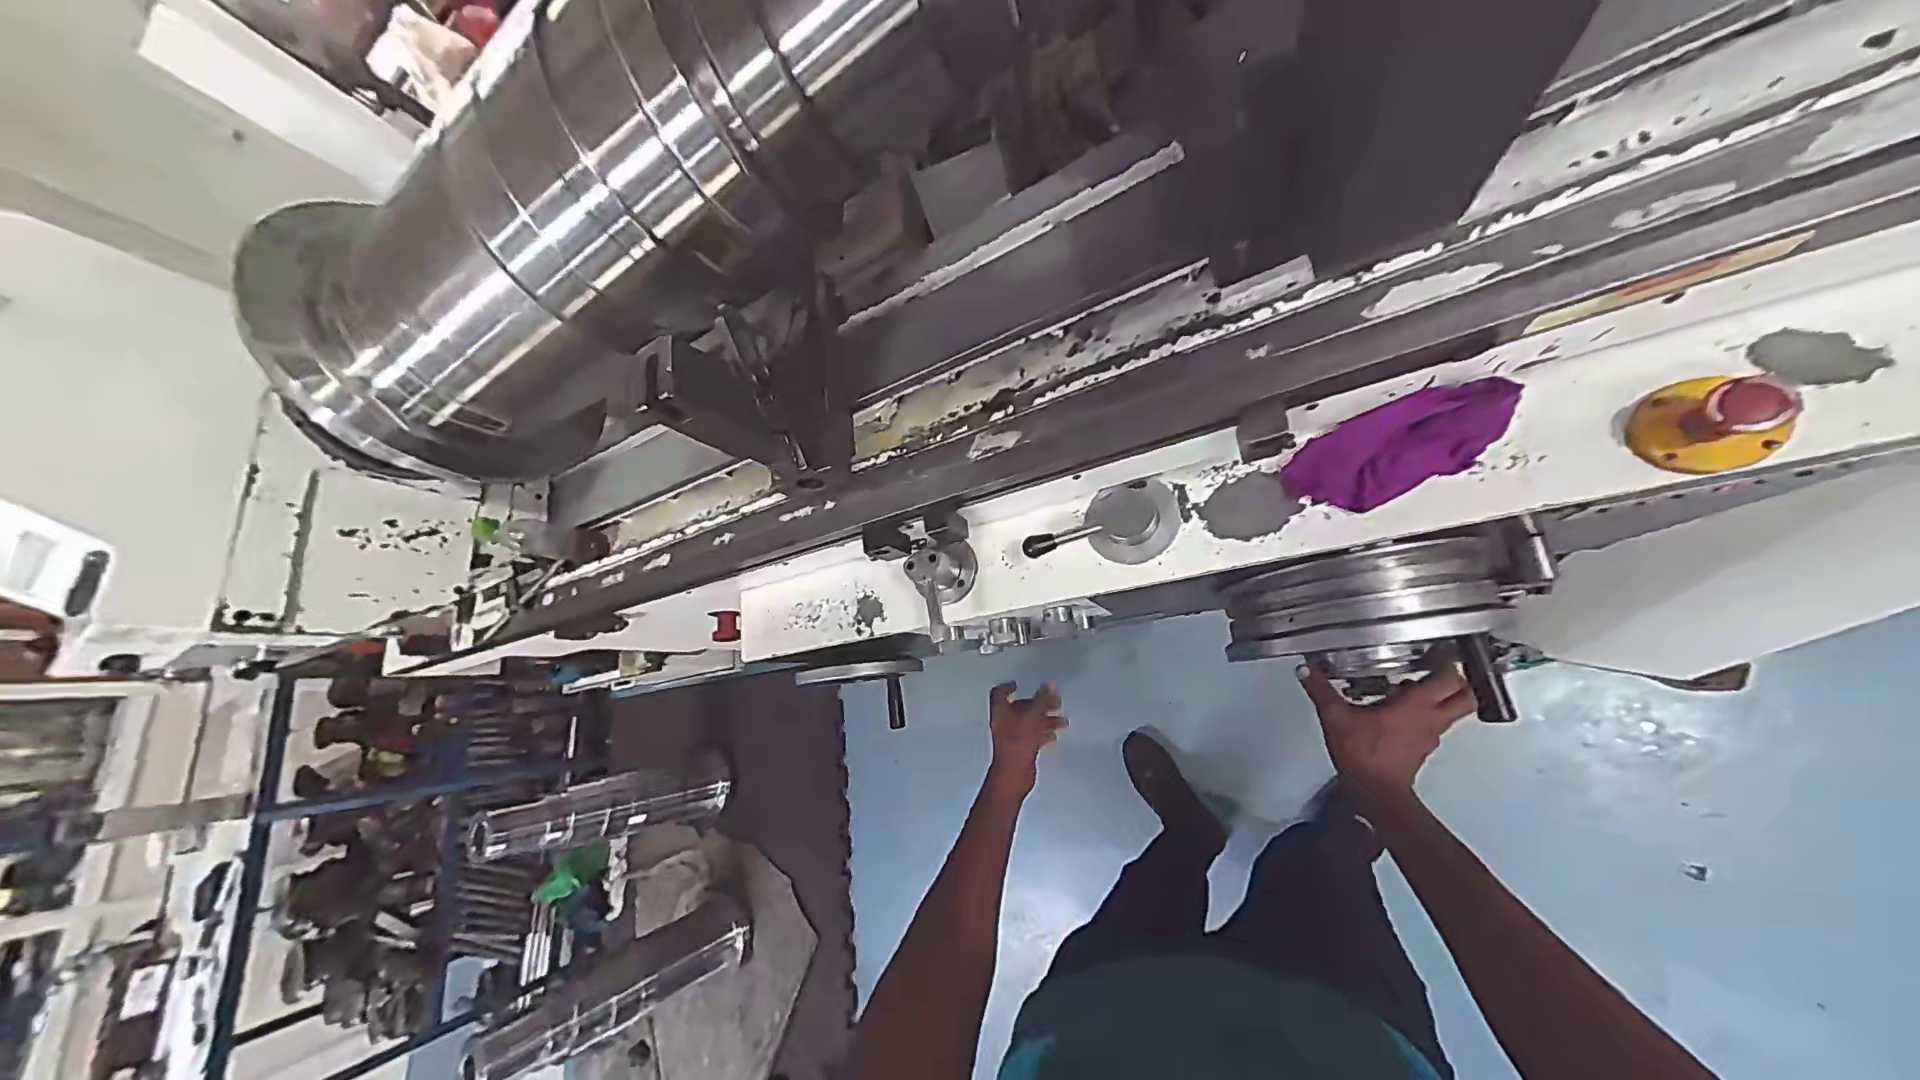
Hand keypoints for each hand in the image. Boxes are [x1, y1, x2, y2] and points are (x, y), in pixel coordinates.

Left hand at [986, 682, 1066, 797]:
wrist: (1014, 772)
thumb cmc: (1016, 745)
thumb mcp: (1033, 716)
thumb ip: (1042, 700)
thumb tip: (1049, 686)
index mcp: (1001, 711)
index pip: (999, 693)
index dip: (1008, 687)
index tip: (1016, 684)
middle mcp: (1004, 723)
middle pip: (1019, 707)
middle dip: (1036, 704)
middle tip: (1050, 701)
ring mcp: (1011, 736)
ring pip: (1029, 722)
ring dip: (1044, 719)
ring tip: (1059, 720)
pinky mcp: (1020, 748)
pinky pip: (1032, 736)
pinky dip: (1043, 733)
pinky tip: (1052, 735)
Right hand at [1298, 665, 1474, 808]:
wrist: (1376, 791)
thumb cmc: (1363, 754)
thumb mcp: (1335, 716)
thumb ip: (1321, 690)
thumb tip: (1307, 671)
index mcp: (1416, 705)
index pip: (1449, 678)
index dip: (1447, 662)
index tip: (1435, 652)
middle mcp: (1430, 719)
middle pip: (1465, 695)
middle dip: (1457, 679)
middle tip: (1438, 667)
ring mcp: (1430, 735)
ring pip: (1452, 710)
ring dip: (1442, 697)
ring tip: (1415, 685)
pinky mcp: (1423, 747)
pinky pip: (1434, 724)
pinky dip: (1426, 714)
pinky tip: (1400, 711)